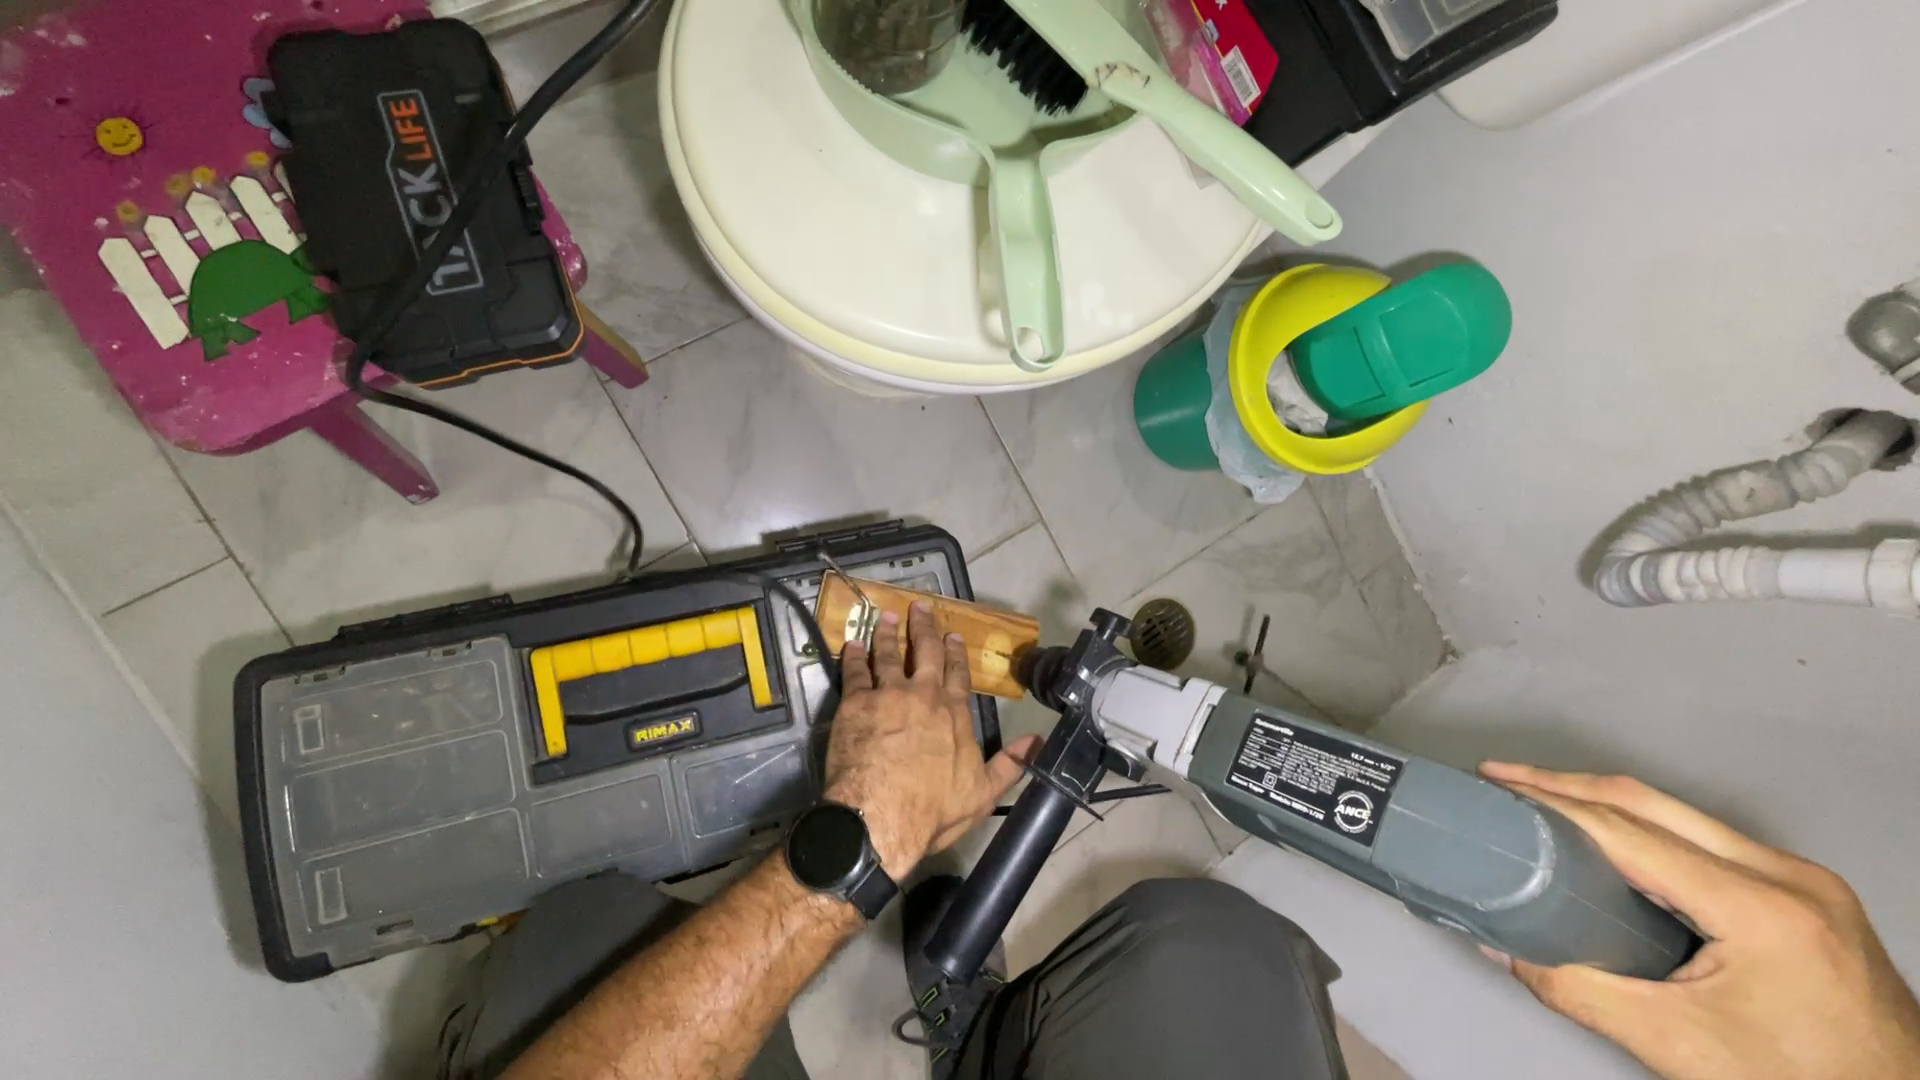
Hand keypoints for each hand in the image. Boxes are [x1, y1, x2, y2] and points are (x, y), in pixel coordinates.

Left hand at [824, 602, 1042, 878]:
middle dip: (924, 628)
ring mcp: (888, 695)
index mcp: (954, 713)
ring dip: (888, 634)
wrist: (881, 816)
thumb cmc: (933, 809)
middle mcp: (923, 695)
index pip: (958, 674)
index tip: (954, 636)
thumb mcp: (983, 793)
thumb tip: (1039, 742)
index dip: (956, 653)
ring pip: (889, 655)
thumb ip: (1010, 764)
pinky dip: (854, 656)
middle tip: (920, 607)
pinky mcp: (856, 703)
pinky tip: (851, 644)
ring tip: (886, 618)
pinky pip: (855, 671)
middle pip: (926, 653)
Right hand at [1477, 762, 1919, 1079]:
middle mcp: (1788, 877)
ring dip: (1601, 799)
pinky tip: (1602, 832)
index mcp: (1761, 909)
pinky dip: (1639, 823)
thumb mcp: (1673, 1042)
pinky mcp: (1802, 891)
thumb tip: (1501, 945)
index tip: (1496, 786)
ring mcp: (1801, 879)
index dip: (1552, 804)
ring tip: (1537, 796)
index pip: (1629, 833)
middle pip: (1651, 802)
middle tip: (1501, 776)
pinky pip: (1701, 835)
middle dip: (1566, 783)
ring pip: (1677, 812)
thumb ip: (1575, 989)